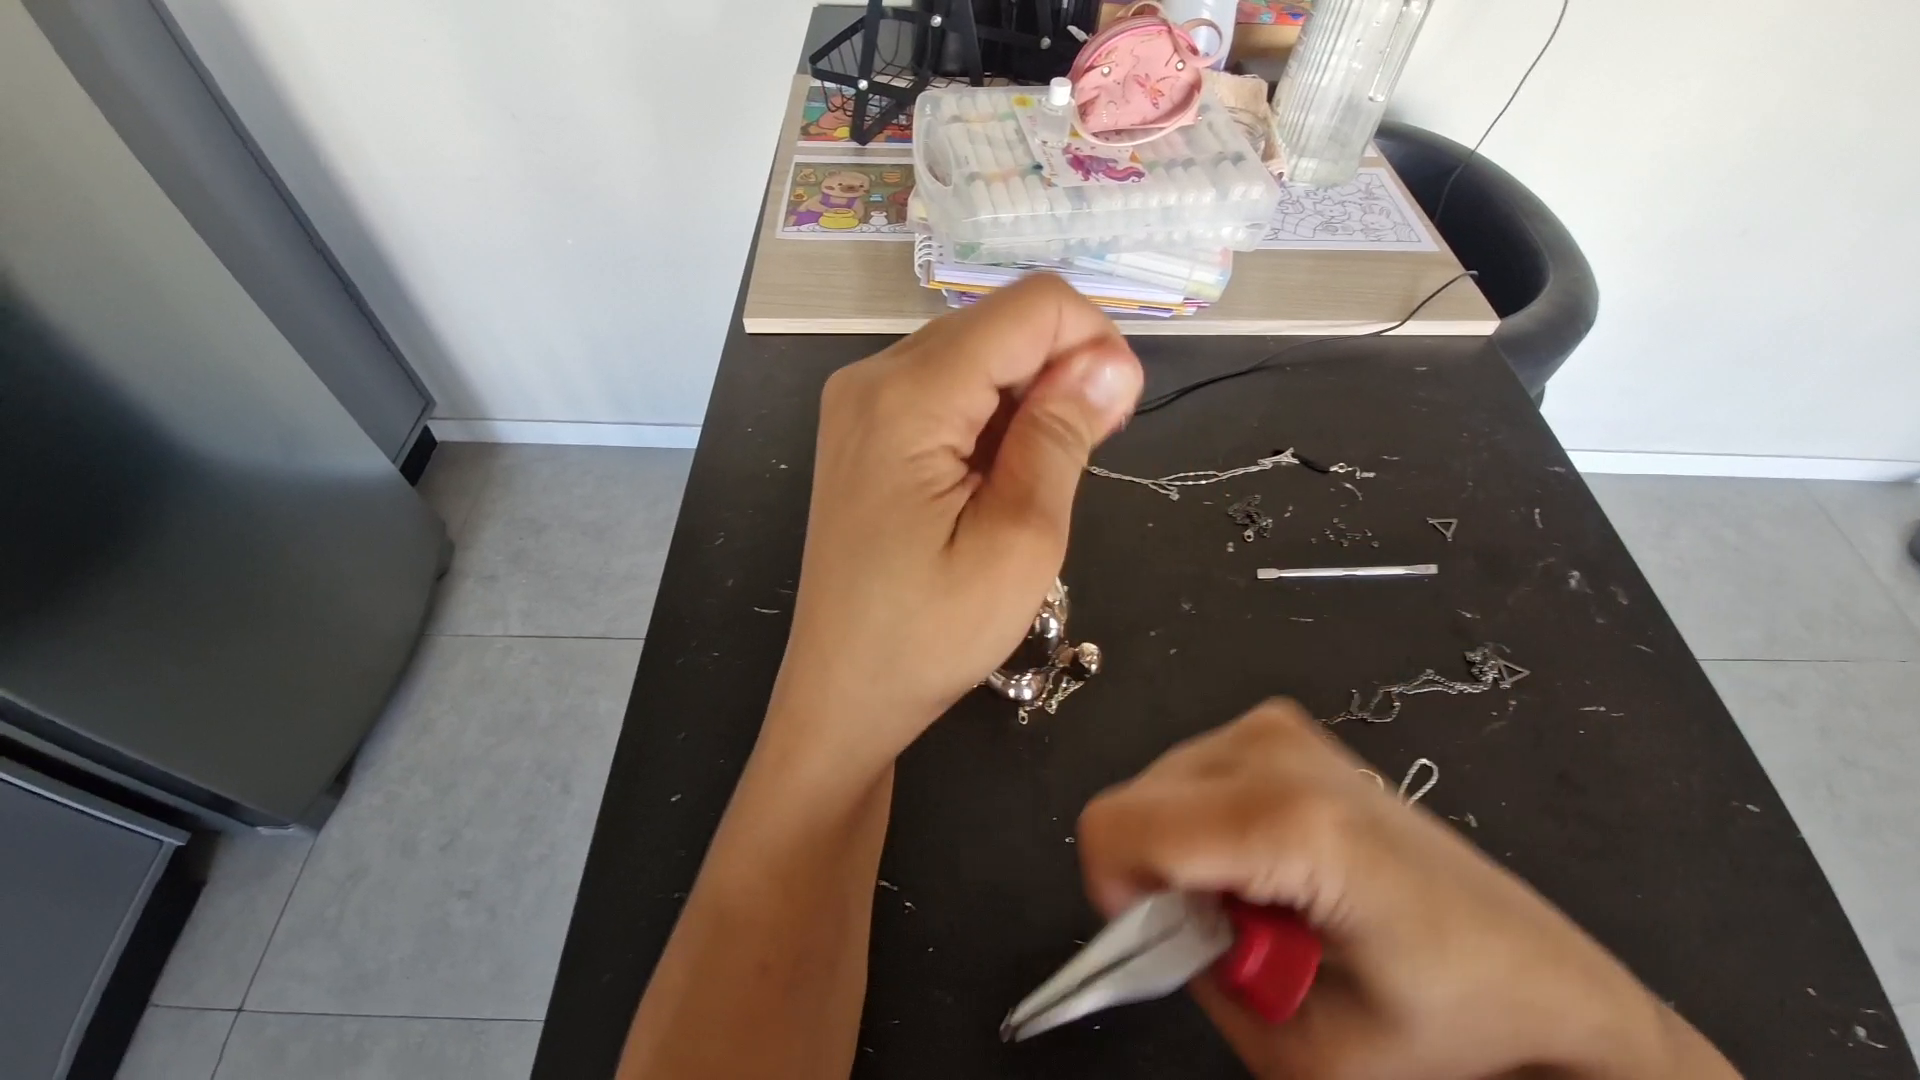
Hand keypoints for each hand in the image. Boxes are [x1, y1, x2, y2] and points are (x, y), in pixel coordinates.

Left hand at [770, 275, 1142, 767]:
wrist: (843, 693)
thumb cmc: (931, 634)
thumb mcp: (1020, 540)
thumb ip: (1062, 435)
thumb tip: (1110, 360)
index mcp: (910, 395)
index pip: (1031, 306)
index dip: (1094, 343)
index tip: (1113, 417)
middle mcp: (874, 376)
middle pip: (1000, 325)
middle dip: (1060, 374)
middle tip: (1075, 466)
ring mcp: (860, 403)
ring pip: (977, 356)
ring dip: (1025, 404)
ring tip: (1027, 488)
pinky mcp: (863, 431)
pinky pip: (945, 392)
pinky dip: (989, 422)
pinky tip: (990, 484)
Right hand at [1077, 702, 1740, 1079]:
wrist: (1536, 978)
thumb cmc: (1440, 1029)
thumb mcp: (1301, 1052)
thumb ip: (1198, 973)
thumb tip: (1153, 909)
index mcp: (1291, 823)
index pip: (1121, 826)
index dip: (1112, 893)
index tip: (1163, 940)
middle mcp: (1275, 749)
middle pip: (1133, 805)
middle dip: (1155, 878)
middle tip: (1230, 934)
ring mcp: (1279, 728)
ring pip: (1155, 789)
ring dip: (1181, 855)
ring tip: (1263, 902)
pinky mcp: (1282, 728)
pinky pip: (1189, 777)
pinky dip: (1202, 827)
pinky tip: (1269, 862)